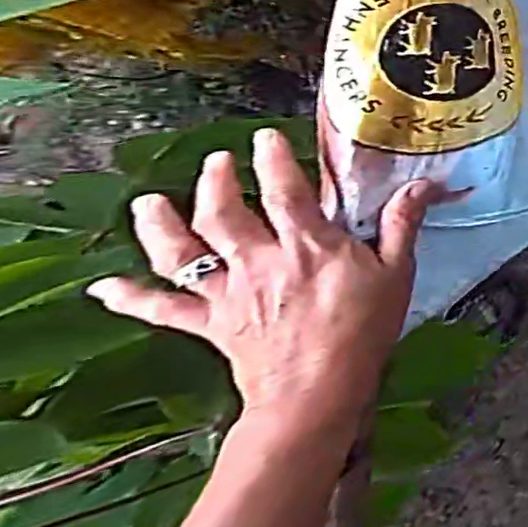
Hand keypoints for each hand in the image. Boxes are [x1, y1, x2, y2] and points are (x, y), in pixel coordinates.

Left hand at [87, 127, 433, 438]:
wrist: (317, 388)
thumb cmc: (365, 327)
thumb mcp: (397, 271)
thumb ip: (402, 225)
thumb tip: (422, 186)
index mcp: (310, 247)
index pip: (286, 193)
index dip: (273, 161)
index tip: (264, 138)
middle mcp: (260, 262)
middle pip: (224, 214)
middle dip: (215, 182)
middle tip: (217, 162)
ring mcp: (227, 293)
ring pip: (181, 252)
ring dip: (160, 225)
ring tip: (150, 203)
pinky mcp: (208, 323)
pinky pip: (161, 309)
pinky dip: (130, 298)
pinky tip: (105, 287)